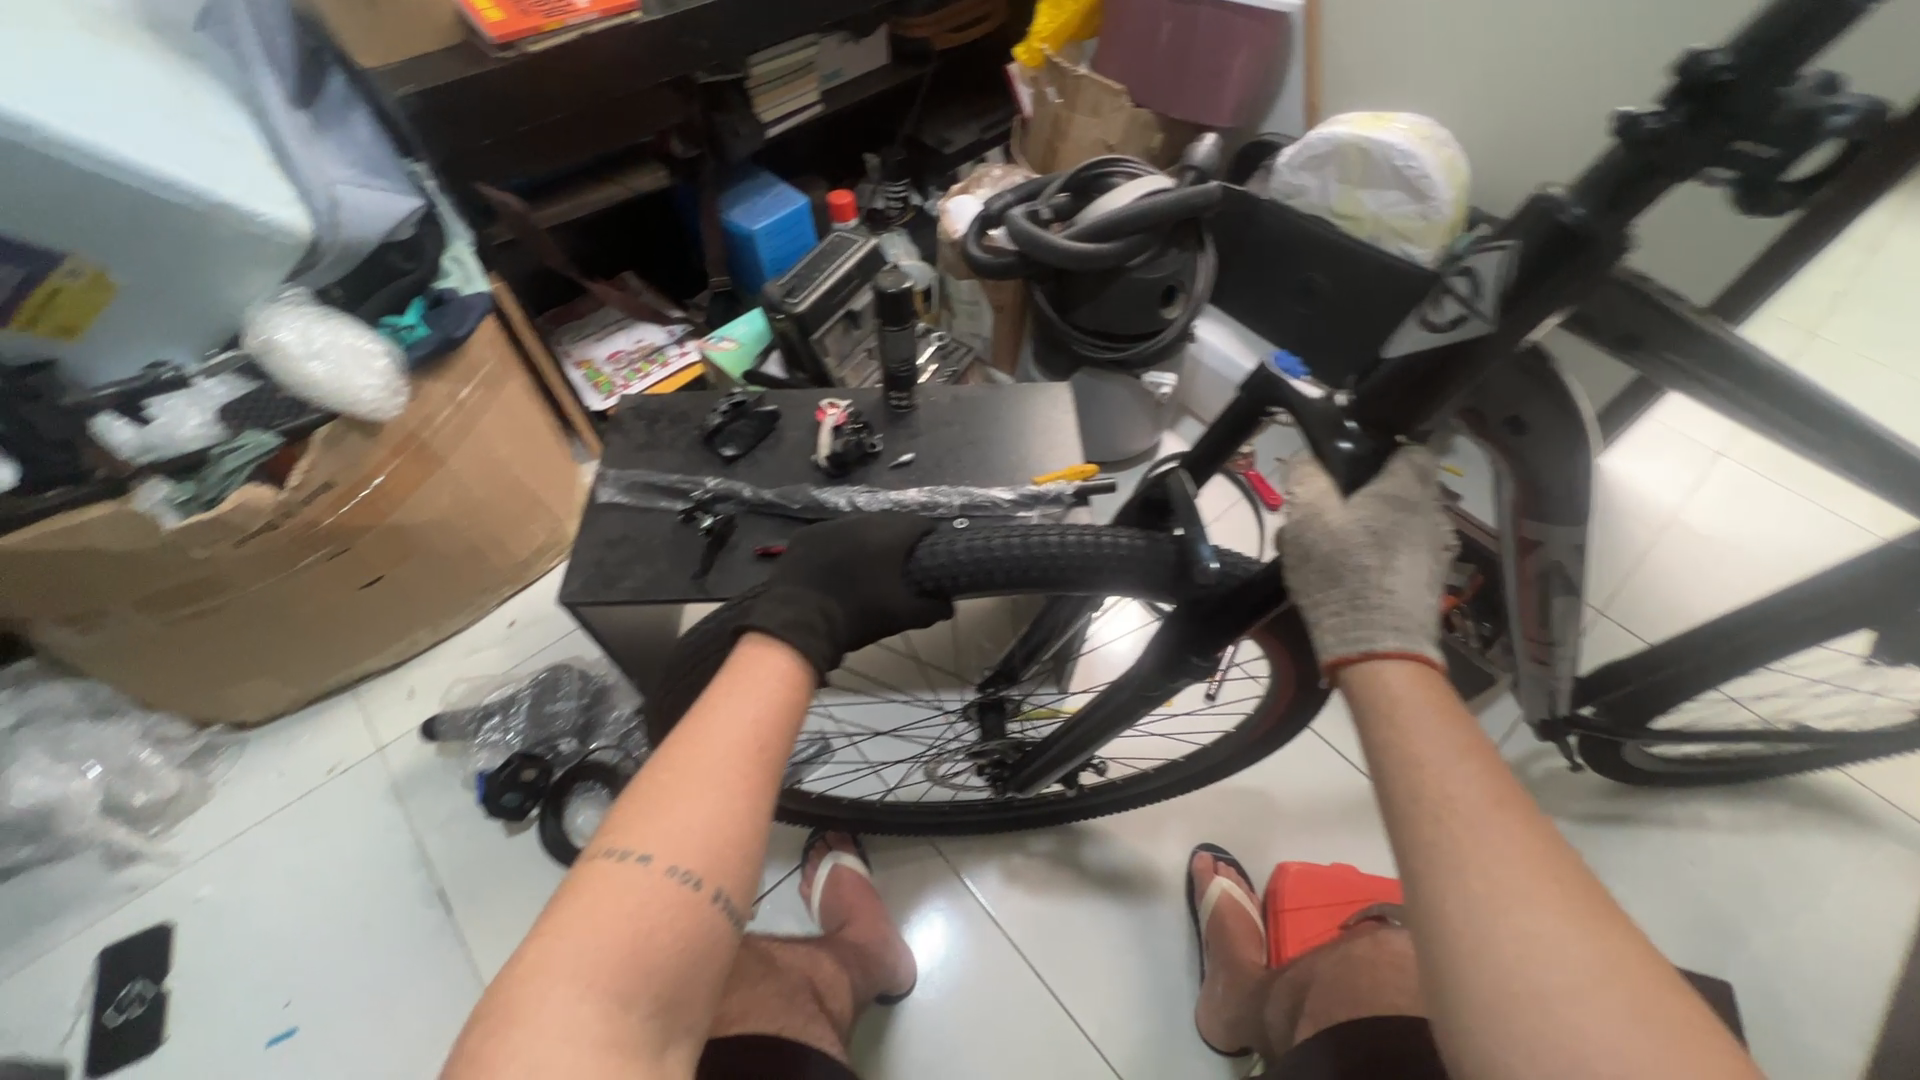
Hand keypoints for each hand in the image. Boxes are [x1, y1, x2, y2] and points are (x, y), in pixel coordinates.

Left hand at [738, 512, 953, 676]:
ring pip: (858, 526)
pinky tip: (836, 567)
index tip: (933, 552)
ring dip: (867, 540)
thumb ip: (930, 608)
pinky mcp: (805, 536)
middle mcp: (861, 521)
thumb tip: (949, 606)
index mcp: (889, 535)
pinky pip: (830, 535)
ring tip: (867, 564)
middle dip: (898, 538)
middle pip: (889, 522)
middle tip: (901, 561)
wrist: (798, 621)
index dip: (930, 536)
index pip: (920, 523)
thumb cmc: (857, 616)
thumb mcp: (901, 617)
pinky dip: (838, 546)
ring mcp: (829, 525)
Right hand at [1279, 446, 1458, 678]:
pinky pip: (1403, 554)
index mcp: (1406, 487)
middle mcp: (1432, 512)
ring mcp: (1437, 549)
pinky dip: (1381, 557)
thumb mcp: (1306, 517)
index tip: (1351, 466)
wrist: (1376, 646)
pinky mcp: (1431, 581)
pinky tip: (1351, 577)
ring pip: (1401, 523)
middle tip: (1327, 513)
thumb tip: (1307, 458)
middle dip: (1367, 495)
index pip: (1411, 447)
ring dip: (1372, 528)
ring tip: (1333, 549)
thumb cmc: (1341, 572)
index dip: (1381, 450)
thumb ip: (1305, 476)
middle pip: (1402, 488)